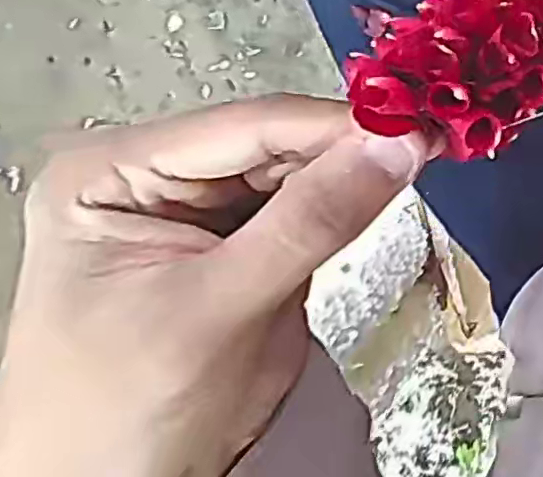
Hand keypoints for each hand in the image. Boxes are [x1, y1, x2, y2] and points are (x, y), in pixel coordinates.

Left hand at [0, 95, 433, 476]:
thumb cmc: (121, 417)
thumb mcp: (216, 311)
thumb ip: (312, 220)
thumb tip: (398, 143)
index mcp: (112, 173)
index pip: (253, 125)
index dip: (342, 125)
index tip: (417, 129)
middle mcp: (163, 169)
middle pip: (288, 134)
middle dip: (360, 144)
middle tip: (430, 145)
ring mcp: (211, 196)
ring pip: (314, 157)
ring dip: (368, 163)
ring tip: (423, 159)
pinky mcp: (258, 223)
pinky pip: (323, 187)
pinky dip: (363, 187)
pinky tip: (394, 182)